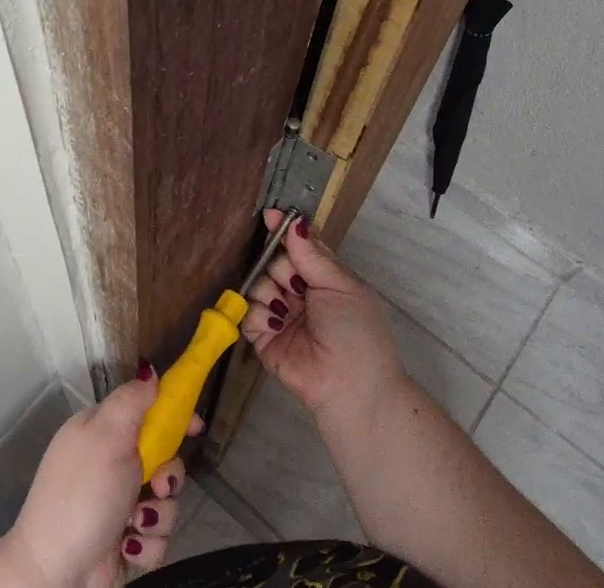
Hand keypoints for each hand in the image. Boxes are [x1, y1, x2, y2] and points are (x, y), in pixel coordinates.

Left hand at [0, 371, 197, 587]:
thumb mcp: (106, 435)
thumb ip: (132, 400)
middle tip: (157, 485)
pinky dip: (147, 543)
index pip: (143, 412)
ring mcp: (118, 505)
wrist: (57, 570)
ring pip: (166, 500)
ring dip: (158, 515)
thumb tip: (150, 370)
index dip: (172, 416)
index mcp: (100, 433)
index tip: (196, 426)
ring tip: (135, 524)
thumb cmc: (82, 493)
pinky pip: (157, 535)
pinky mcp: (126, 540)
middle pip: (163, 458)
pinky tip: (127, 547)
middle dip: (169, 475)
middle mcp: (109, 466)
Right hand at [241, 209, 407, 420]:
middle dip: (280, 267)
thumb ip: (312, 254)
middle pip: (275, 262)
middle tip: (295, 285)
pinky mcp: (263, 337)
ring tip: (285, 310)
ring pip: (257, 284)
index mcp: (325, 279)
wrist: (350, 386)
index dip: (285, 232)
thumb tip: (295, 221)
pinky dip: (259, 315)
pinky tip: (276, 325)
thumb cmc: (355, 330)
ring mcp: (280, 315)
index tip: (269, 216)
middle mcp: (300, 293)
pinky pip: (247, 313)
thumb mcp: (341, 286)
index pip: (299, 247)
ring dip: (269, 291)